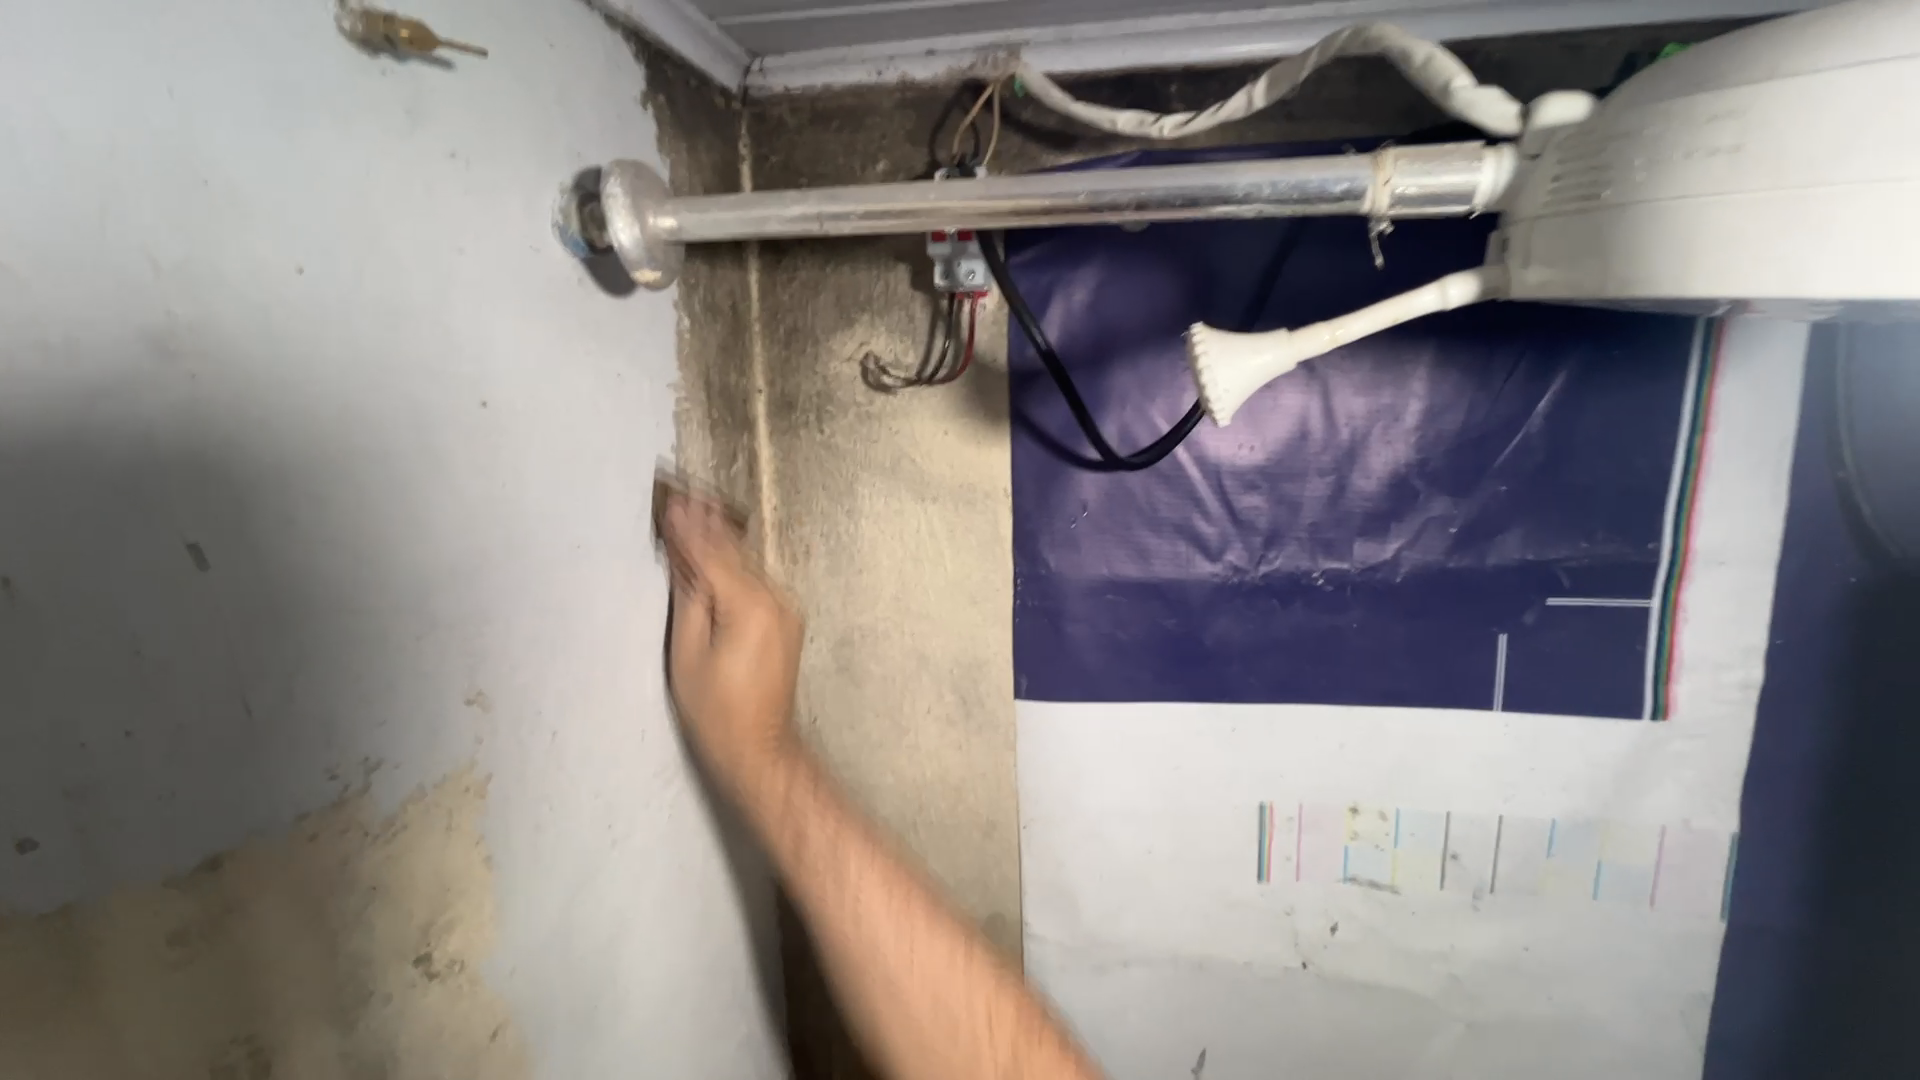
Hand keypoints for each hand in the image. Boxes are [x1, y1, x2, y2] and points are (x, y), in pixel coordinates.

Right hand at [661, 492, 803, 799]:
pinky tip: (719, 549)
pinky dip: (735, 566)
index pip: (714, 557)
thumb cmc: (716, 711)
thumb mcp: (689, 654)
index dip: (690, 530)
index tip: (673, 502)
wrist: (759, 745)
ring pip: (747, 566)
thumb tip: (684, 559)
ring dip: (721, 541)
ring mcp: (786, 611)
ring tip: (698, 508)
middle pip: (734, 555)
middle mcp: (776, 601)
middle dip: (707, 526)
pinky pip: (756, 583)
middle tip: (686, 493)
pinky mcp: (785, 621)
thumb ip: (689, 599)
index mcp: (750, 607)